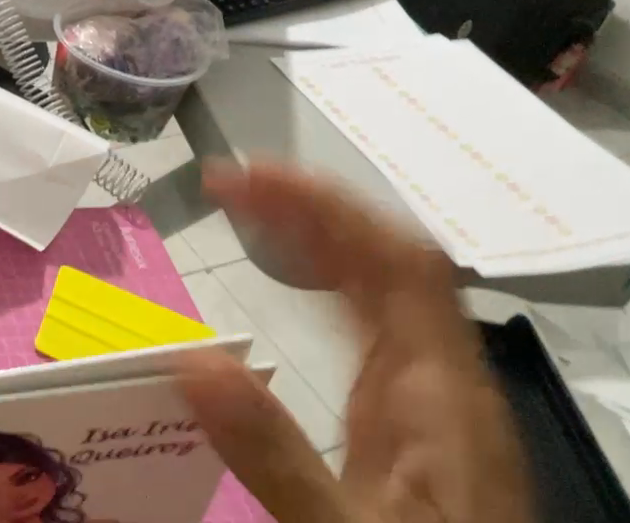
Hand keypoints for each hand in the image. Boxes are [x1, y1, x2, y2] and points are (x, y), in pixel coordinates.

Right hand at [177, 163, 535, 522]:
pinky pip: (362, 316)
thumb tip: (188, 360)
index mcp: (442, 395)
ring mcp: (425, 392)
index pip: (398, 264)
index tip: (248, 175)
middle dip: (306, 205)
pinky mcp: (403, 411)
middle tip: (222, 182)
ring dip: (309, 232)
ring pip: (375, 282)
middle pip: (385, 260)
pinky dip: (316, 275)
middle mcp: (440, 377)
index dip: (327, 204)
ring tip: (238, 205)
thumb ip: (276, 454)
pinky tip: (282, 269)